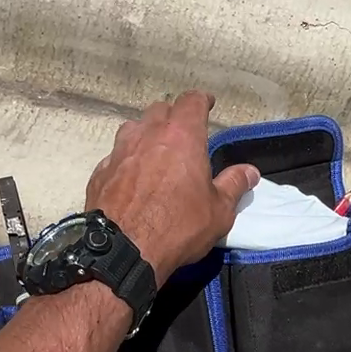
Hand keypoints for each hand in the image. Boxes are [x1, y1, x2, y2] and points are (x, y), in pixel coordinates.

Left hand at [86, 90, 260, 284]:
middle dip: (173, 117)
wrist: (124, 250)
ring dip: (147, 134)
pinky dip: (127, 161)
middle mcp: (148, 134)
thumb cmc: (178, 227)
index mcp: (182, 136)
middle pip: (160, 110)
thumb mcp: (218, 211)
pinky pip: (116, 156)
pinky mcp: (100, 172)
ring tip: (156, 152)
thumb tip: (250, 172)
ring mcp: (119, 152)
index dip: (201, 101)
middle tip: (184, 134)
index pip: (192, 101)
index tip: (207, 104)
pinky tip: (133, 179)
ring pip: (134, 128)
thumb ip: (234, 185)